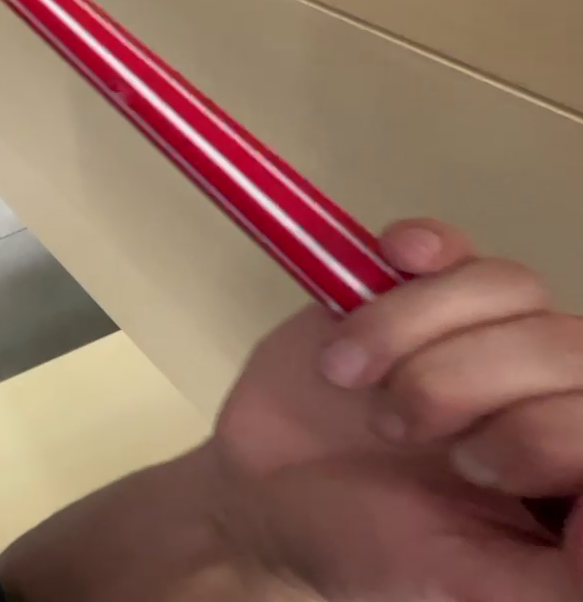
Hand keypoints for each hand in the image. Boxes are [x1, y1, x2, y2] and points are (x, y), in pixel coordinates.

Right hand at [212, 220, 582, 598]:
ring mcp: (474, 338)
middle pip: (568, 347)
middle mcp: (553, 396)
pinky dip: (422, 245)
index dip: (552, 434)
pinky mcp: (396, 294)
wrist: (261, 495)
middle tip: (400, 431)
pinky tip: (391, 261)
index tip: (484, 474)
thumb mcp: (489, 591)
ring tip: (351, 376)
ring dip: (407, 331)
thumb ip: (578, 568)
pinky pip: (444, 245)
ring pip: (505, 289)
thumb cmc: (372, 551)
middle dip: (463, 387)